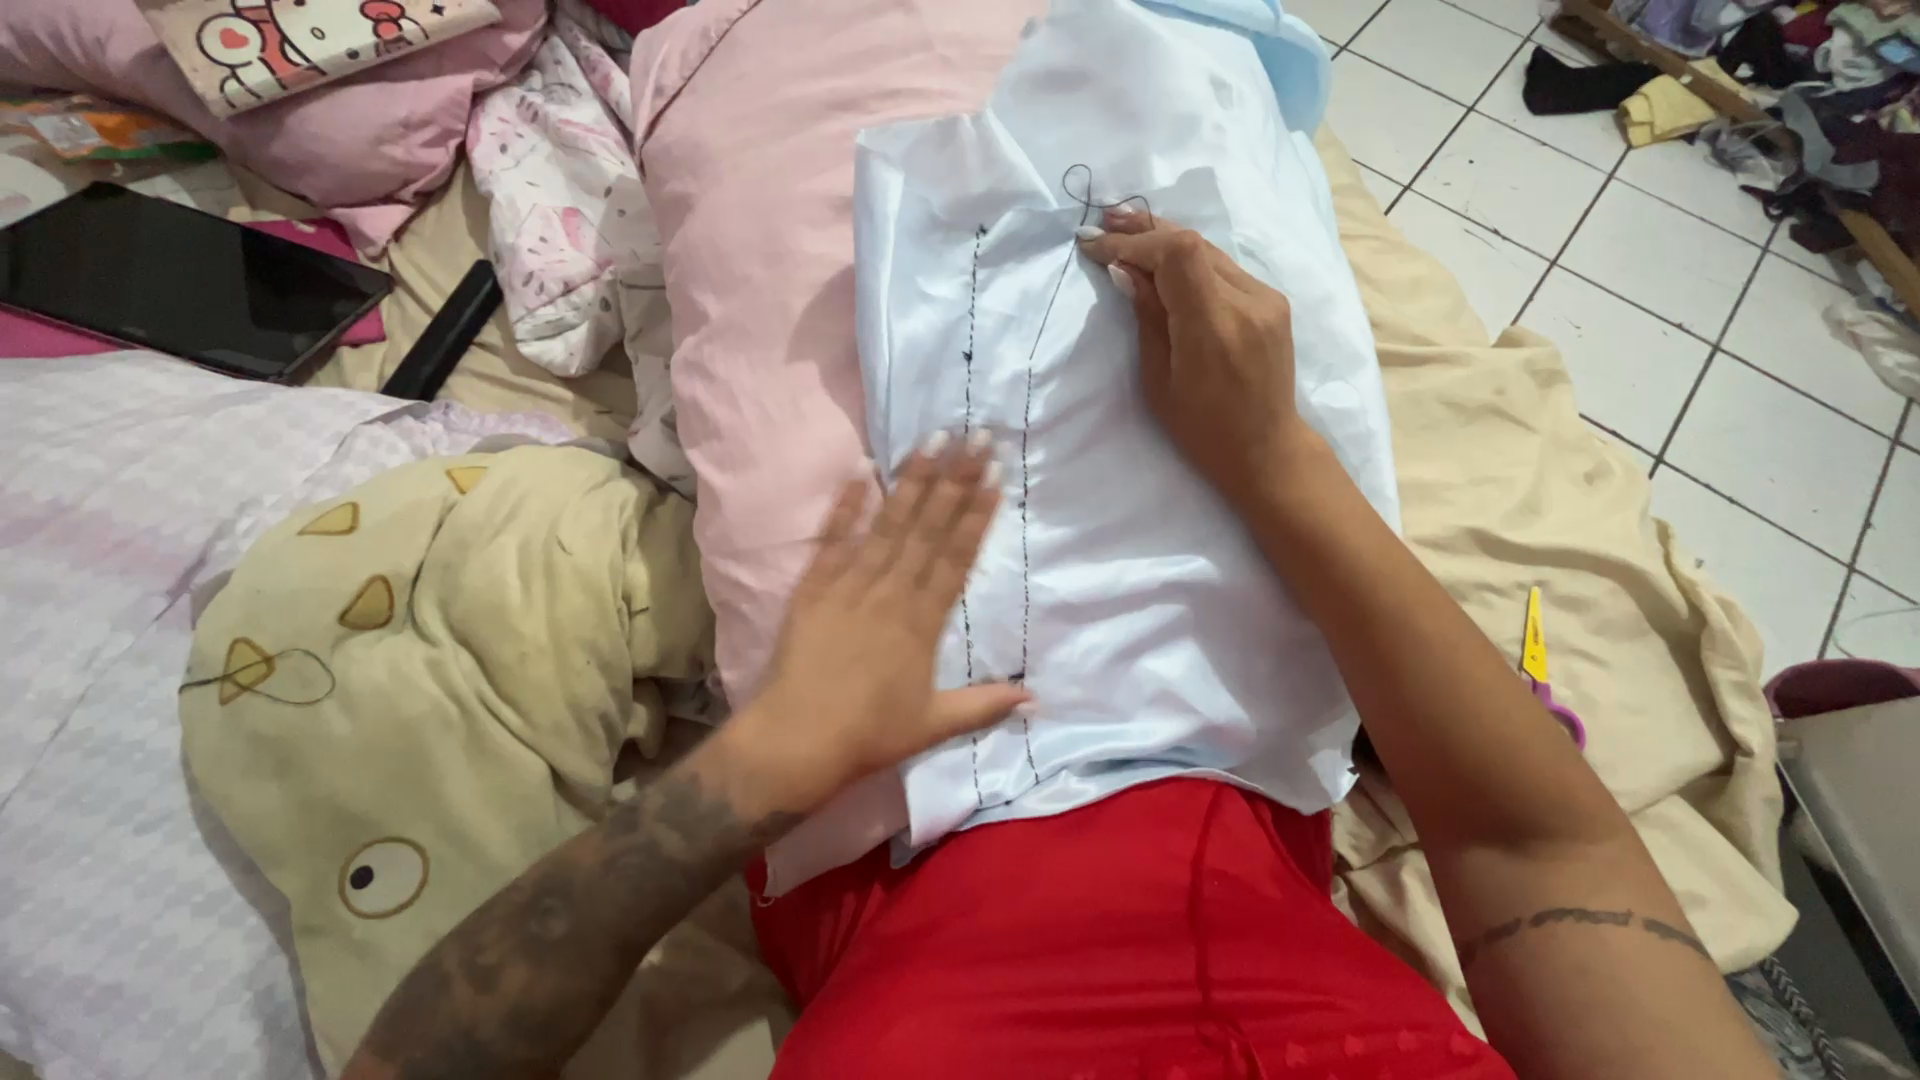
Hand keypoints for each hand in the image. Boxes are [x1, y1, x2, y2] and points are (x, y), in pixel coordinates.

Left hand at [733, 434, 1031, 814]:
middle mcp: (890, 592)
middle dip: (955, 480)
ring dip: (912, 481)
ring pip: (887, 524)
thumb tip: (1036, 700)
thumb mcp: (934, 724)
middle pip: (928, 528)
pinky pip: (832, 540)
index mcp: (922, 622)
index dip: (978, 514)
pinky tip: (862, 471)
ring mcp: (849, 585)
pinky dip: (846, 505)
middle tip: (975, 437)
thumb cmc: (869, 734)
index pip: (957, 556)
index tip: (996, 475)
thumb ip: (985, 705)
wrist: (796, 740)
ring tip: (933, 439)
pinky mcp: (813, 588)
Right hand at [1077, 207, 1315, 512]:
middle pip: (1192, 243)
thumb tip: (1126, 270)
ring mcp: (1266, 299)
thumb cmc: (1201, 430)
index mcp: (1213, 327)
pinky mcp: (1272, 302)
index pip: (1175, 255)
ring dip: (1166, 238)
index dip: (1133, 241)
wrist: (1265, 449)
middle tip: (1104, 222)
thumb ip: (1147, 318)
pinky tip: (1164, 258)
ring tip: (1126, 228)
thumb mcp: (1158, 381)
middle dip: (1145, 230)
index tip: (1095, 246)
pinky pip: (1224, 267)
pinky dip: (1189, 258)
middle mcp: (1247, 302)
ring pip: (1209, 250)